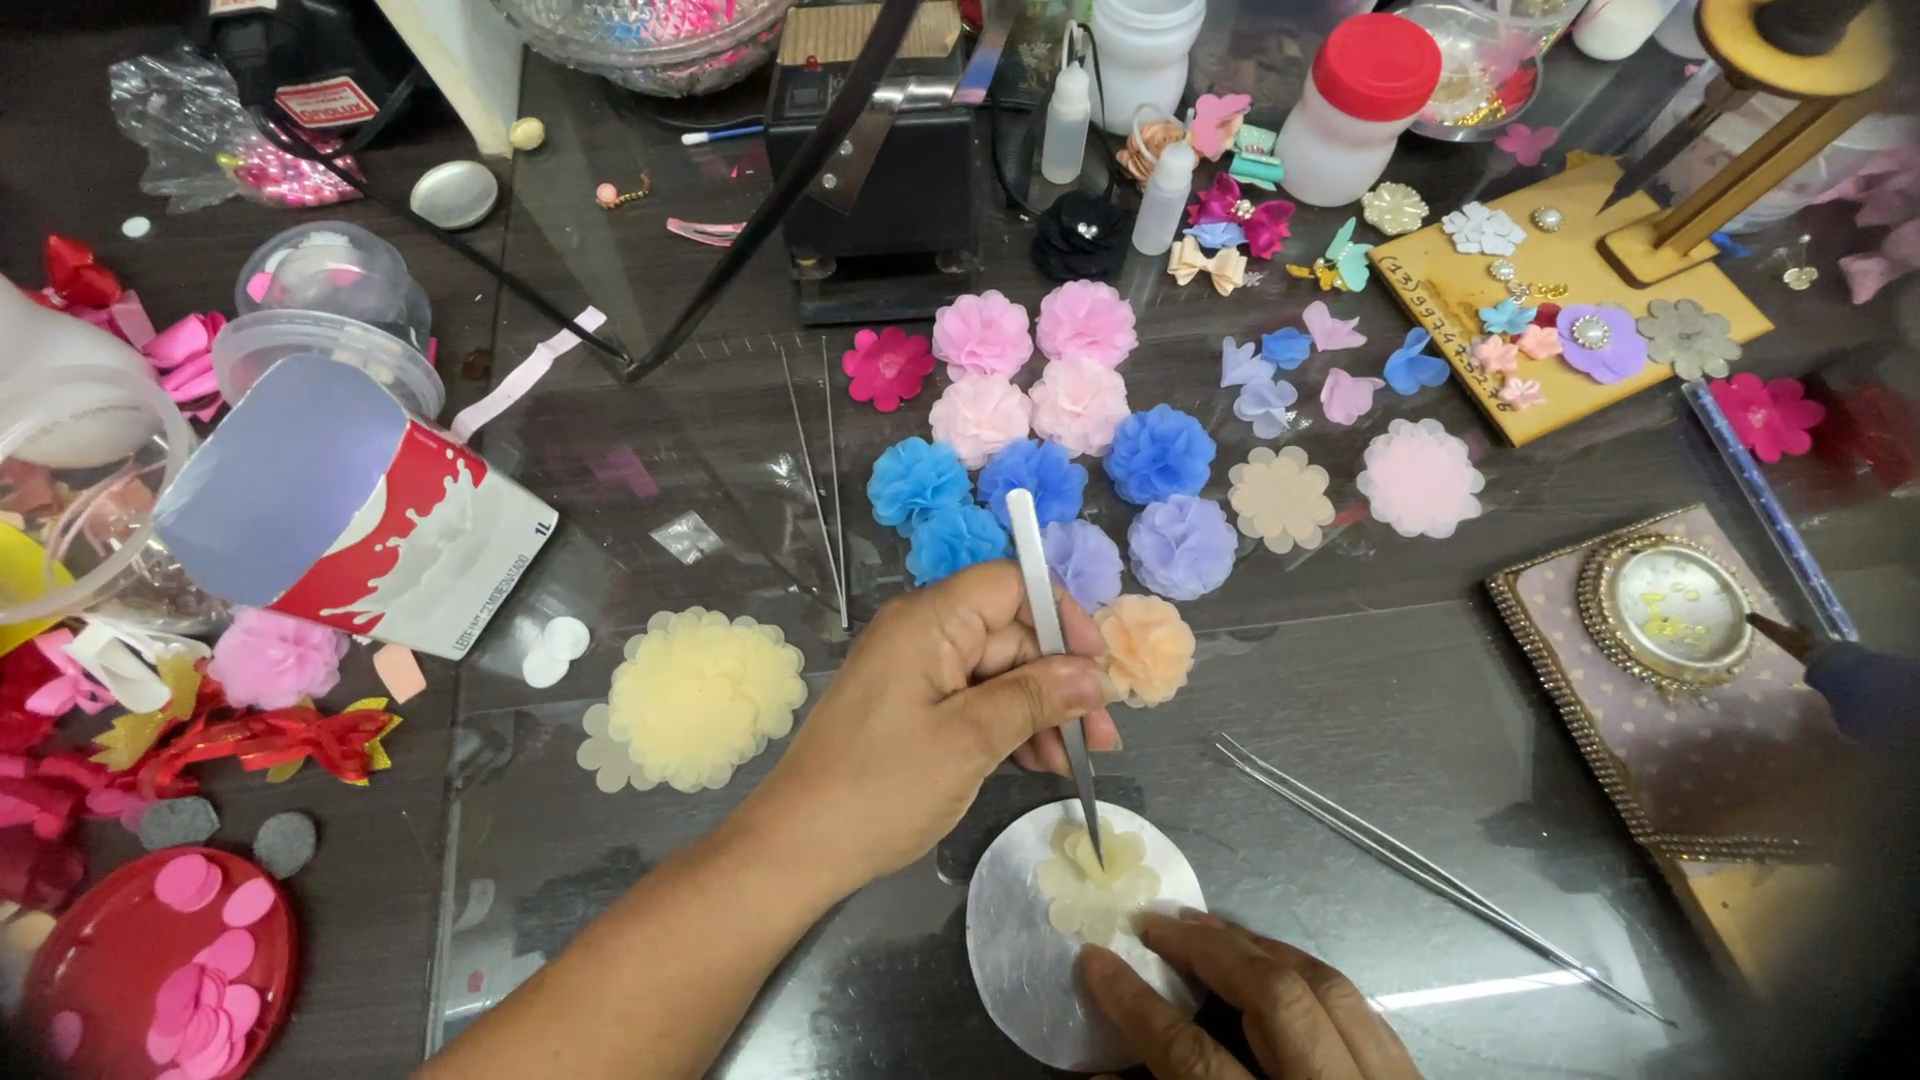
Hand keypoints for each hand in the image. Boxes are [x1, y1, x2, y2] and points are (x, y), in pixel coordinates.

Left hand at [738, 561, 1116, 890]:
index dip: (1061, 615)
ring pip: (999, 673)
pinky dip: (1010, 726)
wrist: (800, 846)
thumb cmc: (882, 787)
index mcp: (928, 620)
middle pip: (1010, 634)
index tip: (1097, 667)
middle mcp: (923, 633)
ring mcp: (918, 671)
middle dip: (1060, 680)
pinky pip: (976, 700)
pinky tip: (1041, 763)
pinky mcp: (916, 706)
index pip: (1010, 584)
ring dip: (1042, 711)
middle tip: (1103, 736)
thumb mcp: (969, 740)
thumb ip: (1035, 698)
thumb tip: (1096, 676)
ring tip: (1076, 761)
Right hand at [1080, 910, 1421, 1079]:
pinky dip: (1307, 971)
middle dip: (1206, 950)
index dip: (1139, 1006)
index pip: (1195, 1062)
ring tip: (1204, 927)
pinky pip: (1361, 1009)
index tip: (1097, 961)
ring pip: (1327, 989)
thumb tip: (1100, 1073)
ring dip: (1257, 946)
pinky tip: (1270, 960)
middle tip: (1155, 924)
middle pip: (1275, 1004)